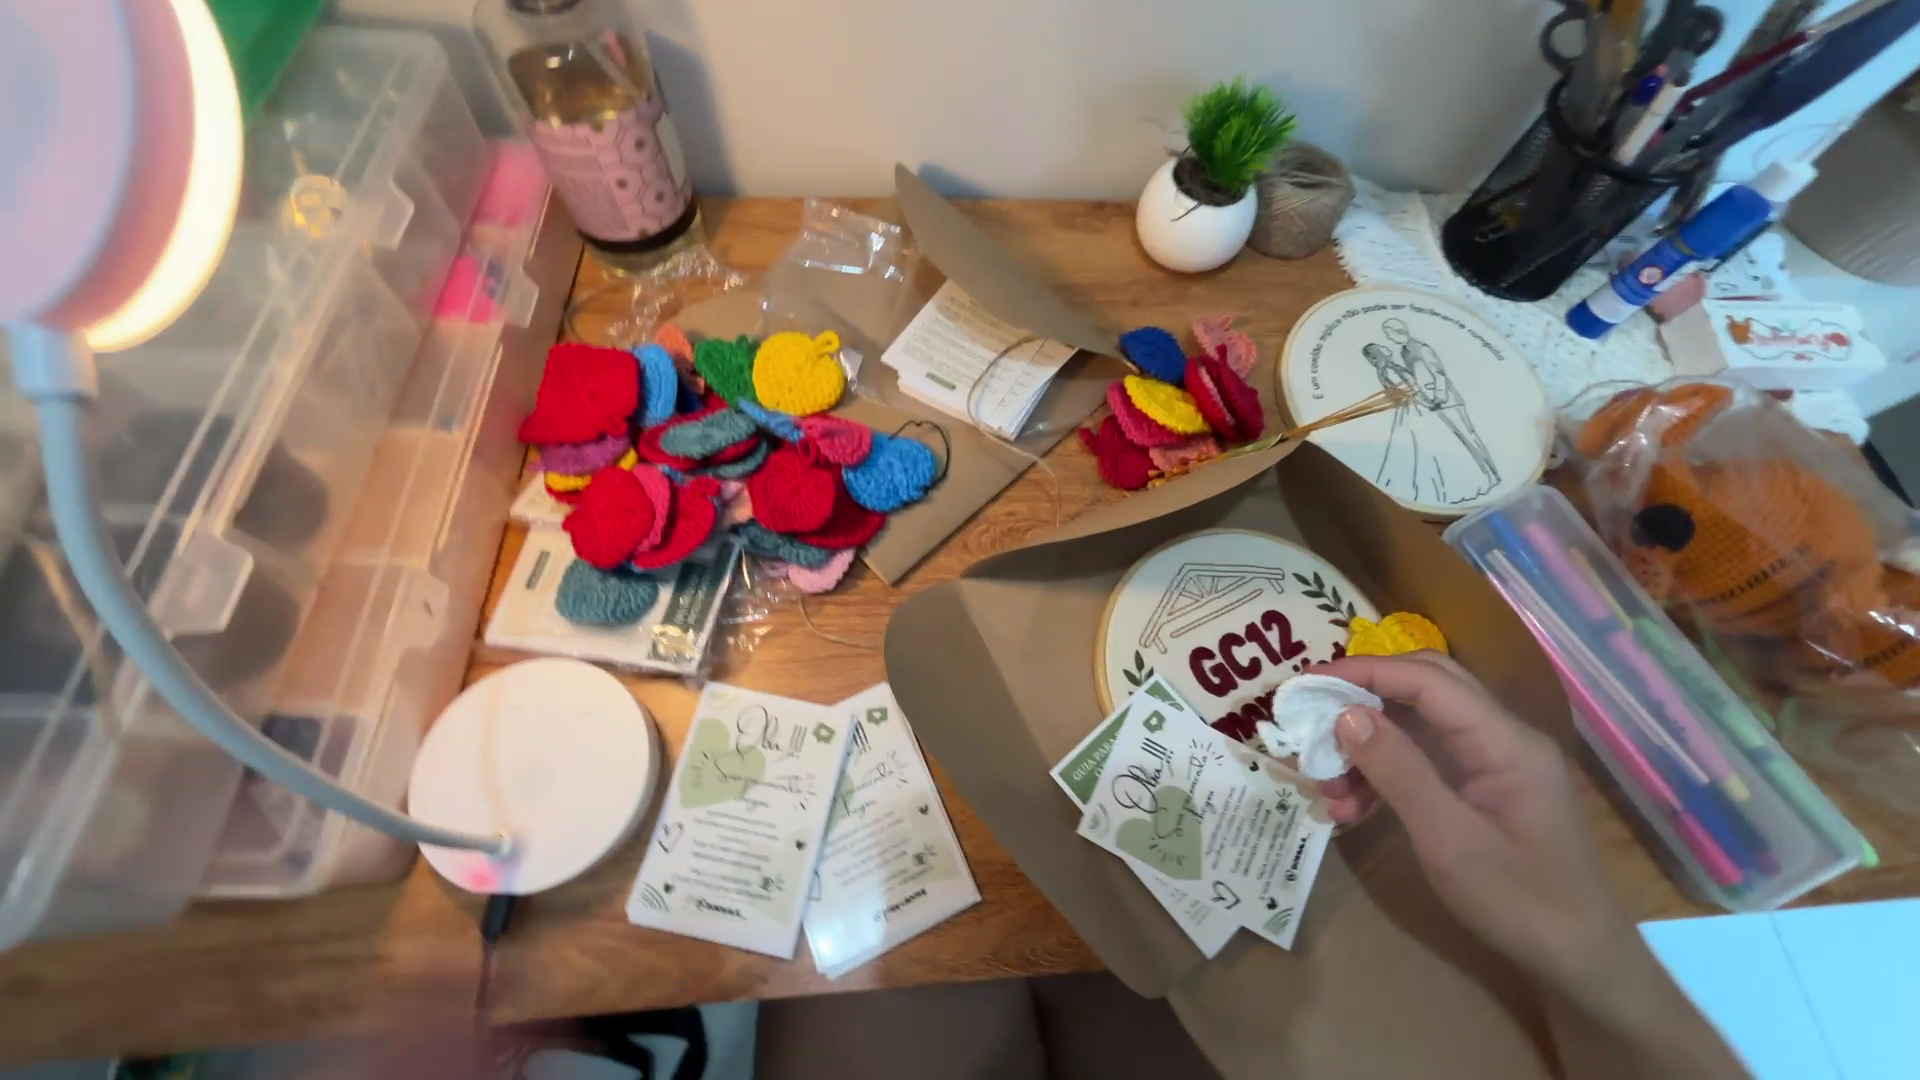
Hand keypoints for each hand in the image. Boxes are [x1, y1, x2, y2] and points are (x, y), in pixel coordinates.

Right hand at [1312, 652, 1633, 994]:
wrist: (1584, 967)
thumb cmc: (1522, 903)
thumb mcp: (1449, 840)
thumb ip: (1398, 771)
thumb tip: (1344, 714)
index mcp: (1504, 742)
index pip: (1426, 680)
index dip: (1364, 671)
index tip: (1308, 683)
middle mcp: (1500, 738)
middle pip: (1422, 688)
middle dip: (1361, 698)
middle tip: (1312, 717)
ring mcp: (1491, 762)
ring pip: (1416, 724)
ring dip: (1365, 746)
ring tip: (1327, 789)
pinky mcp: (1480, 786)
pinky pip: (1421, 758)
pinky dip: (1381, 773)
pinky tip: (1352, 806)